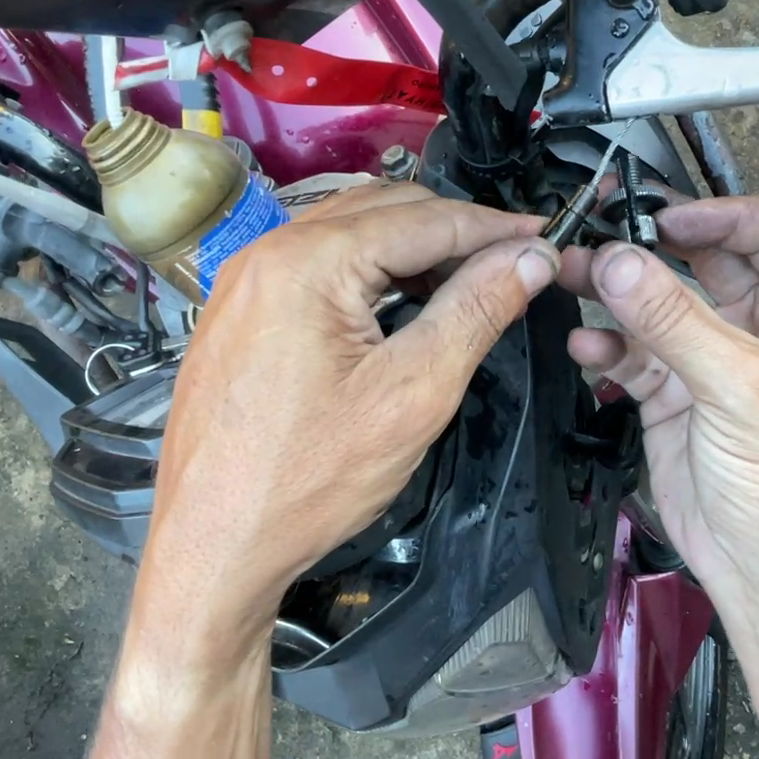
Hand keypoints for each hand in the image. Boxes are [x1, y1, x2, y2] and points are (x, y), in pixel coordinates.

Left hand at [145, 182, 558, 631]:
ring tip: (467, 277)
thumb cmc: (313, 477)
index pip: (425, 219)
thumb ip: (476, 312)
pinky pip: (317, 265)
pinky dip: (370, 270)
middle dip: (455, 229)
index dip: (494, 227)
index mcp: (308, 260)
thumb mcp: (414, 393)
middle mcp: (267, 251)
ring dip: (413, 246)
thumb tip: (531, 258)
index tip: (545, 237)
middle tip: (513, 259)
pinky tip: (400, 300)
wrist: (213, 548)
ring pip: (349, 233)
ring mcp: (244, 281)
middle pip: (384, 211)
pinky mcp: (238, 312)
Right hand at [559, 195, 758, 610]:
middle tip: (597, 232)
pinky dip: (605, 344)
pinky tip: (585, 348)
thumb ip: (675, 320)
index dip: (720, 214)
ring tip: (570, 277)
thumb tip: (614, 260)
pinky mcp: (669, 391)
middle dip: (651, 246)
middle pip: (702, 259)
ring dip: (613, 289)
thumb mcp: (741, 388)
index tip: (662, 218)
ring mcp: (709, 356)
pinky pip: (631, 350)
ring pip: (657, 302)